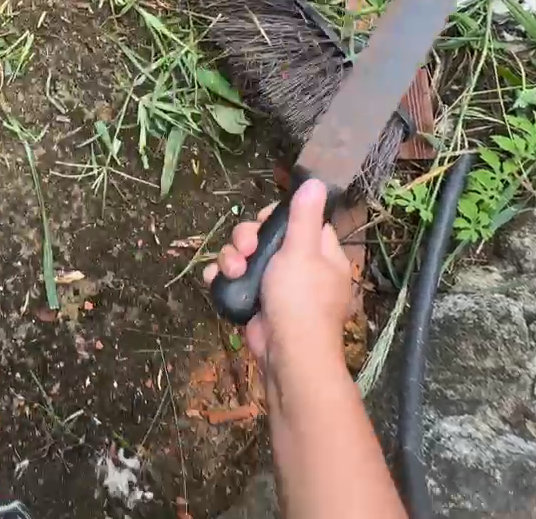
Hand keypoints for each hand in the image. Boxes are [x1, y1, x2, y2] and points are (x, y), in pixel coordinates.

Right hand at [201, 179, 351, 382]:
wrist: (286, 353)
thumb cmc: (300, 299)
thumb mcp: (302, 252)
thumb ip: (303, 216)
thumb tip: (316, 182)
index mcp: (319, 255)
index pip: (299, 222)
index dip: (277, 218)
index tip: (265, 222)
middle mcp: (298, 267)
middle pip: (264, 236)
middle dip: (246, 238)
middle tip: (245, 248)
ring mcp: (274, 284)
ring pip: (244, 254)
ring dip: (230, 257)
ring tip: (232, 270)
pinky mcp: (254, 299)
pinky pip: (233, 277)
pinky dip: (223, 276)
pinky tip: (217, 279)